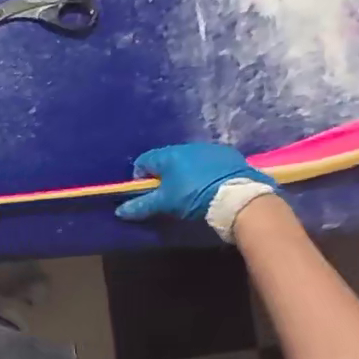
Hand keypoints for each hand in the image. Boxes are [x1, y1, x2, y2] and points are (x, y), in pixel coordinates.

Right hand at [114, 143, 276, 240]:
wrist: (239, 196)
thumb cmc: (194, 196)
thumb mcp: (165, 204)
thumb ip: (141, 206)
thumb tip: (119, 212)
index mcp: (167, 155)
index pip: (143, 161)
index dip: (141, 178)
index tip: (148, 193)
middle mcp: (186, 147)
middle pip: (167, 160)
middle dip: (164, 175)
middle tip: (169, 195)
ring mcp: (209, 149)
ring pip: (189, 160)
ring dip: (186, 172)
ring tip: (191, 191)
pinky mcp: (229, 155)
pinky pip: (210, 162)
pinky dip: (206, 172)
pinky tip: (211, 186)